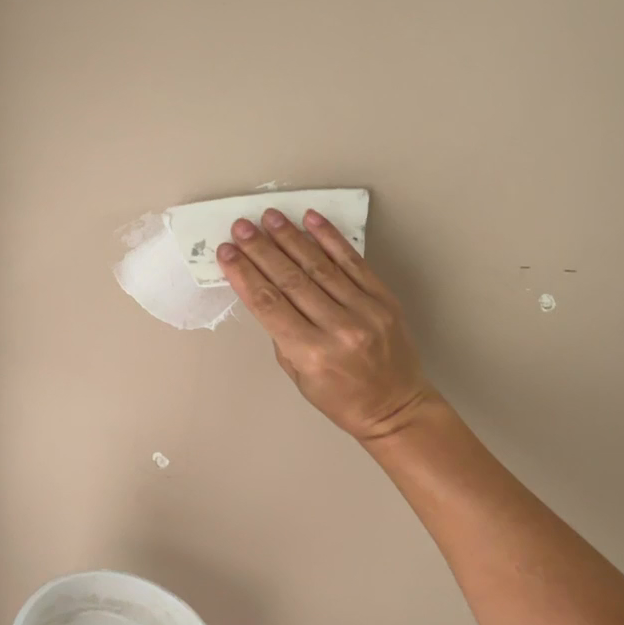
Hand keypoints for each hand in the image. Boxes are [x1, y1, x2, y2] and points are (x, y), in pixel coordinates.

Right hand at [217, 208, 433, 441]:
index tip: (227, 253)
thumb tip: (264, 288)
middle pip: (291, 280)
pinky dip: (330, 239)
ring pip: (320, 266)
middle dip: (262, 251)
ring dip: (291, 238)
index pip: (269, 305)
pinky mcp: (385, 299)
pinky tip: (312, 219)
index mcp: (312, 354)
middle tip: (241, 228)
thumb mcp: (297, 374)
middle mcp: (339, 329)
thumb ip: (281, 333)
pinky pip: (353, 262)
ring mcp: (365, 311)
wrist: (396, 407)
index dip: (245, 275)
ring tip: (270, 217)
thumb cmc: (339, 398)